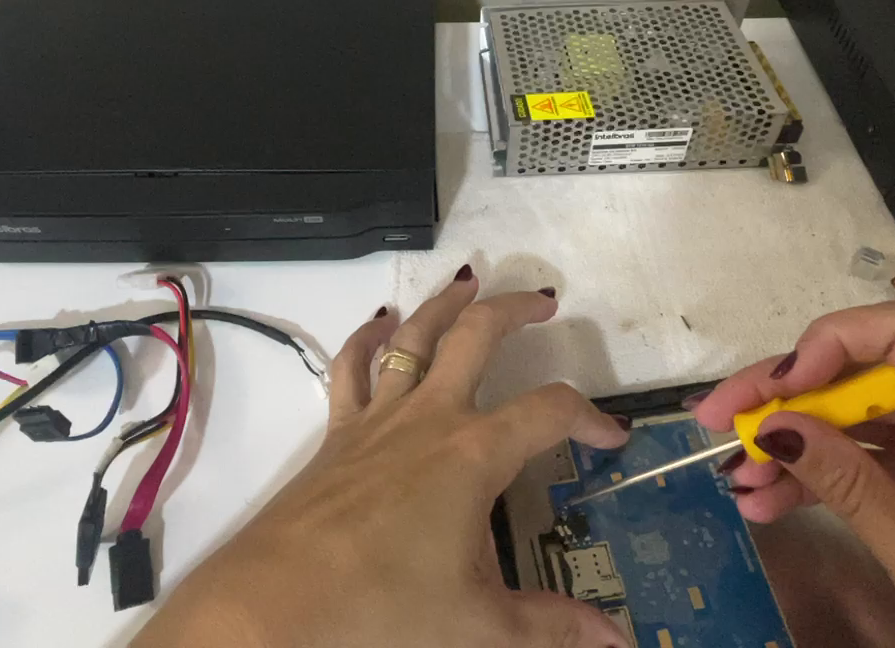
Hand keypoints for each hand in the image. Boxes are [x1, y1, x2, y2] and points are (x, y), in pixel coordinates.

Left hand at [131, 267, 631, 647]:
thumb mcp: (479, 628)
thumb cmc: (382, 611)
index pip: (548, 413)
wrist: (276, 606)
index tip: (612, 434)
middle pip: (477, 337)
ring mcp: (379, 417)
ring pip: (415, 337)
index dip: (588, 416)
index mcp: (473, 453)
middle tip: (542, 299)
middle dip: (513, 310)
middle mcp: (429, 416)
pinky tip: (381, 320)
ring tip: (469, 282)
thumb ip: (552, 629)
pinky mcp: (339, 430)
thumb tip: (618, 642)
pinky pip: (352, 368)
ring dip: (444, 304)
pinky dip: (367, 337)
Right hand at [694, 302, 894, 647]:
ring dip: (788, 443)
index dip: (831, 342)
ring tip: (736, 479)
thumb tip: (773, 424)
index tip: (779, 387)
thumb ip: (854, 491)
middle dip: (783, 397)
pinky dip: (813, 477)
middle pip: (859, 375)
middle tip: (717, 423)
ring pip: (849, 419)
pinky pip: (861, 462)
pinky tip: (767, 499)